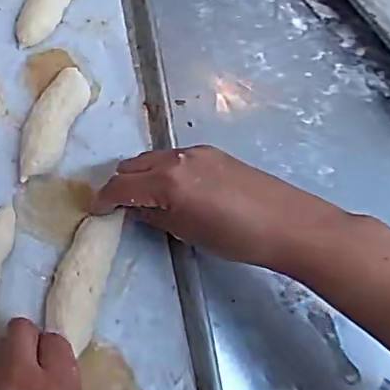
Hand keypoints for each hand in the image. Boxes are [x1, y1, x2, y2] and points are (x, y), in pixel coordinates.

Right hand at [90, 145, 359, 272]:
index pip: (120, 186)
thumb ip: (153, 216)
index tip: (95, 211)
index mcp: (166, 181)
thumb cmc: (238, 238)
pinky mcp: (213, 153)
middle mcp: (175, 158)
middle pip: (131, 166)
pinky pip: (173, 157)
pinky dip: (162, 170)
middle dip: (119, 184)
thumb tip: (133, 209)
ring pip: (152, 158)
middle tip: (119, 206)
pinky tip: (175, 189)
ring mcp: (196, 152)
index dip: (103, 200)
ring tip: (146, 198)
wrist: (294, 226)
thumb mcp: (186, 232)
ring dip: (141, 175)